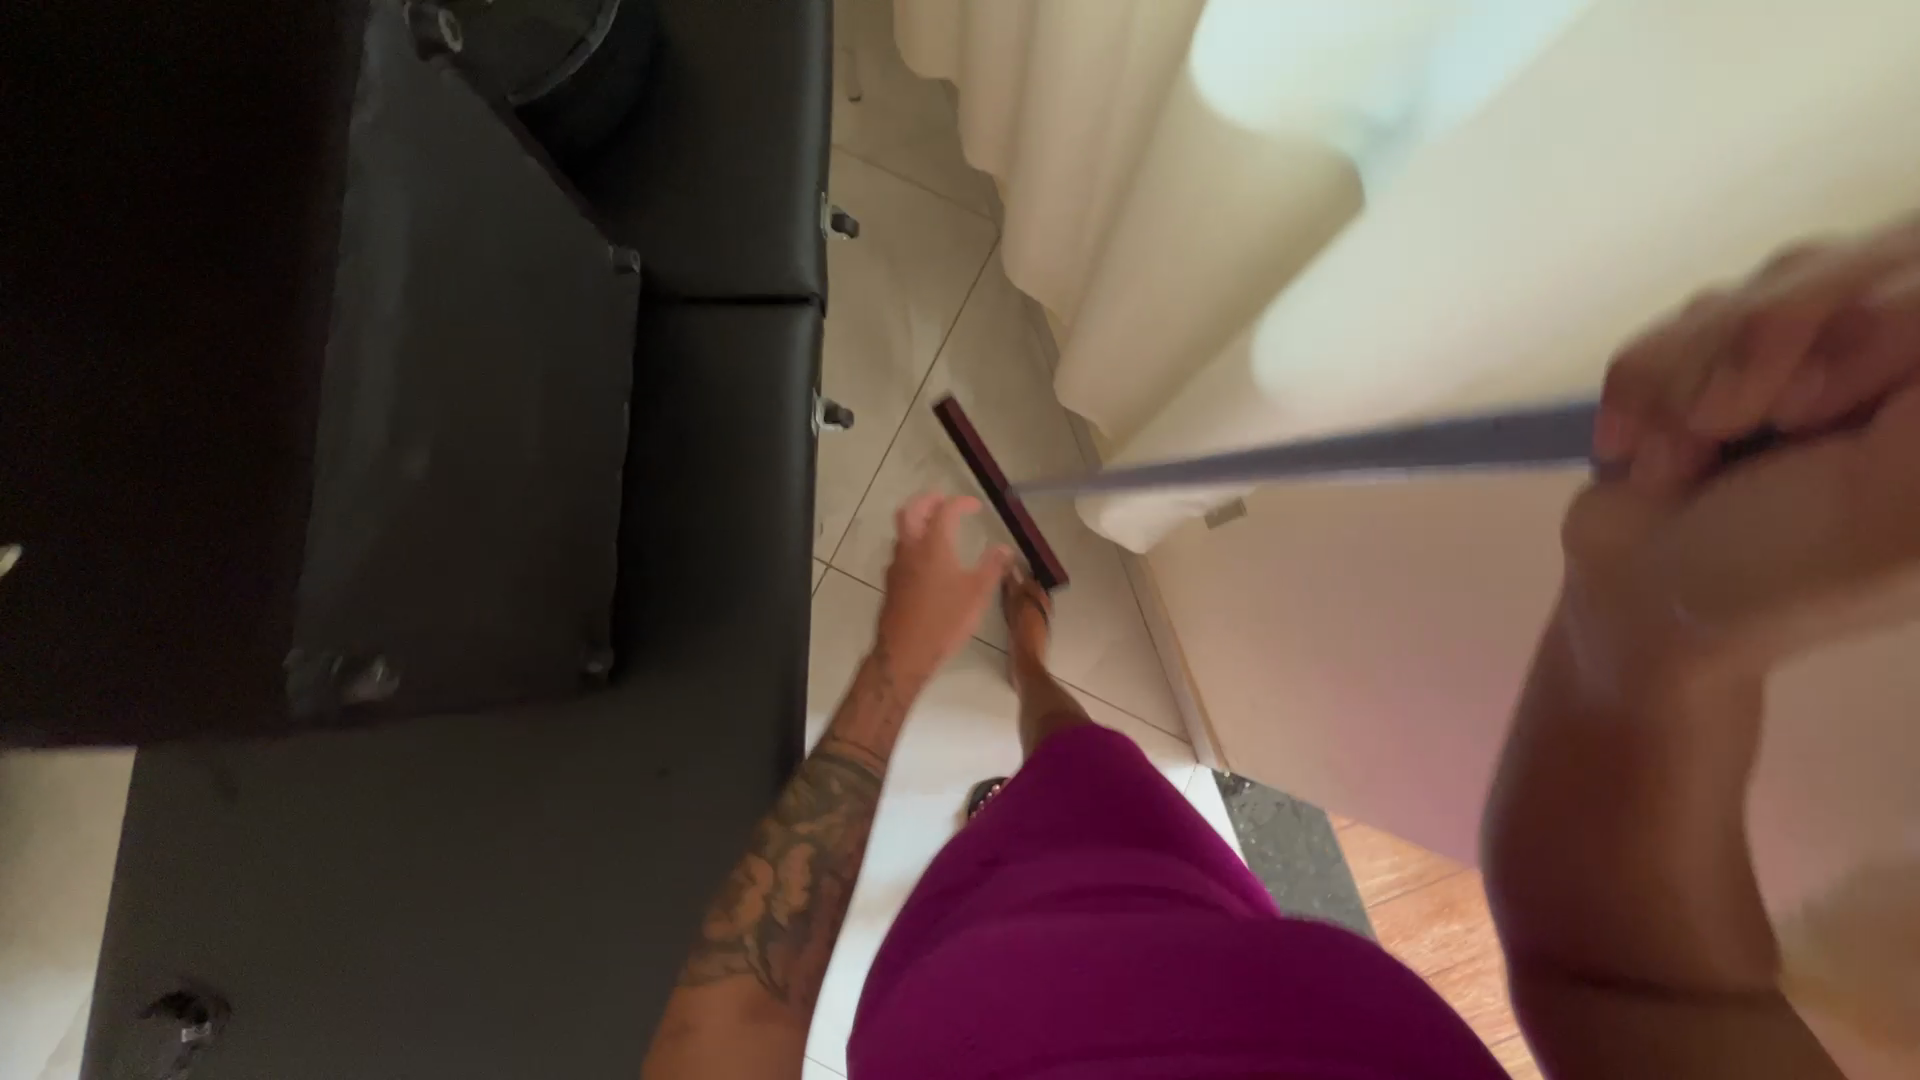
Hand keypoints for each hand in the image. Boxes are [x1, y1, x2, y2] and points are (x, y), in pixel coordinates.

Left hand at [873, 493, 1012, 680]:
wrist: (904, 652)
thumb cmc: (945, 620)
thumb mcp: (977, 594)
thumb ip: (992, 567)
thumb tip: (1004, 549)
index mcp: (933, 545)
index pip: (945, 510)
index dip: (961, 503)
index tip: (975, 507)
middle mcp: (910, 549)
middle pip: (911, 510)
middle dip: (928, 501)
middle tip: (944, 502)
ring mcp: (896, 566)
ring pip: (902, 531)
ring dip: (918, 521)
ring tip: (937, 529)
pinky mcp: (891, 583)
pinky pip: (901, 552)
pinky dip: (913, 544)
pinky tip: (927, 562)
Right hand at [1564, 227, 1919, 691]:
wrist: (1634, 595)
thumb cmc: (1774, 569)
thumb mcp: (1895, 503)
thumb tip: (1909, 316)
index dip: (1866, 330)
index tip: (1806, 416)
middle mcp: (1903, 356)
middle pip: (1842, 268)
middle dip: (1752, 362)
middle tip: (1733, 434)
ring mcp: (1808, 352)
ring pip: (1747, 294)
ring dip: (1684, 390)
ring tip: (1683, 463)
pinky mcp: (1713, 361)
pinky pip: (1670, 326)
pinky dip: (1639, 396)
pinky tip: (1649, 451)